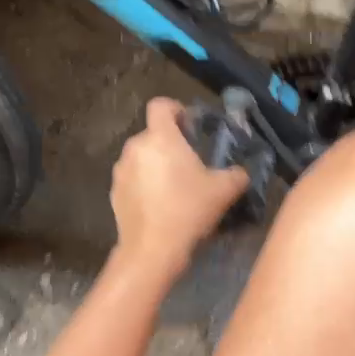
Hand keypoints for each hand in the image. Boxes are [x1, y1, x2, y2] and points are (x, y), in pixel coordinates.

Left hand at [107, 98, 247, 282]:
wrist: (152, 250)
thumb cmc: (189, 209)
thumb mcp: (225, 190)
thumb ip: (236, 174)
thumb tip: (240, 172)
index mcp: (161, 138)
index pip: (161, 105)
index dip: (176, 109)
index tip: (190, 125)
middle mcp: (136, 148)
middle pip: (153, 134)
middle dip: (171, 143)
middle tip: (192, 163)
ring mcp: (121, 171)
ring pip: (142, 157)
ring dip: (157, 164)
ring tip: (176, 187)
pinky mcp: (114, 193)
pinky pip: (133, 179)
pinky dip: (146, 184)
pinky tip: (162, 205)